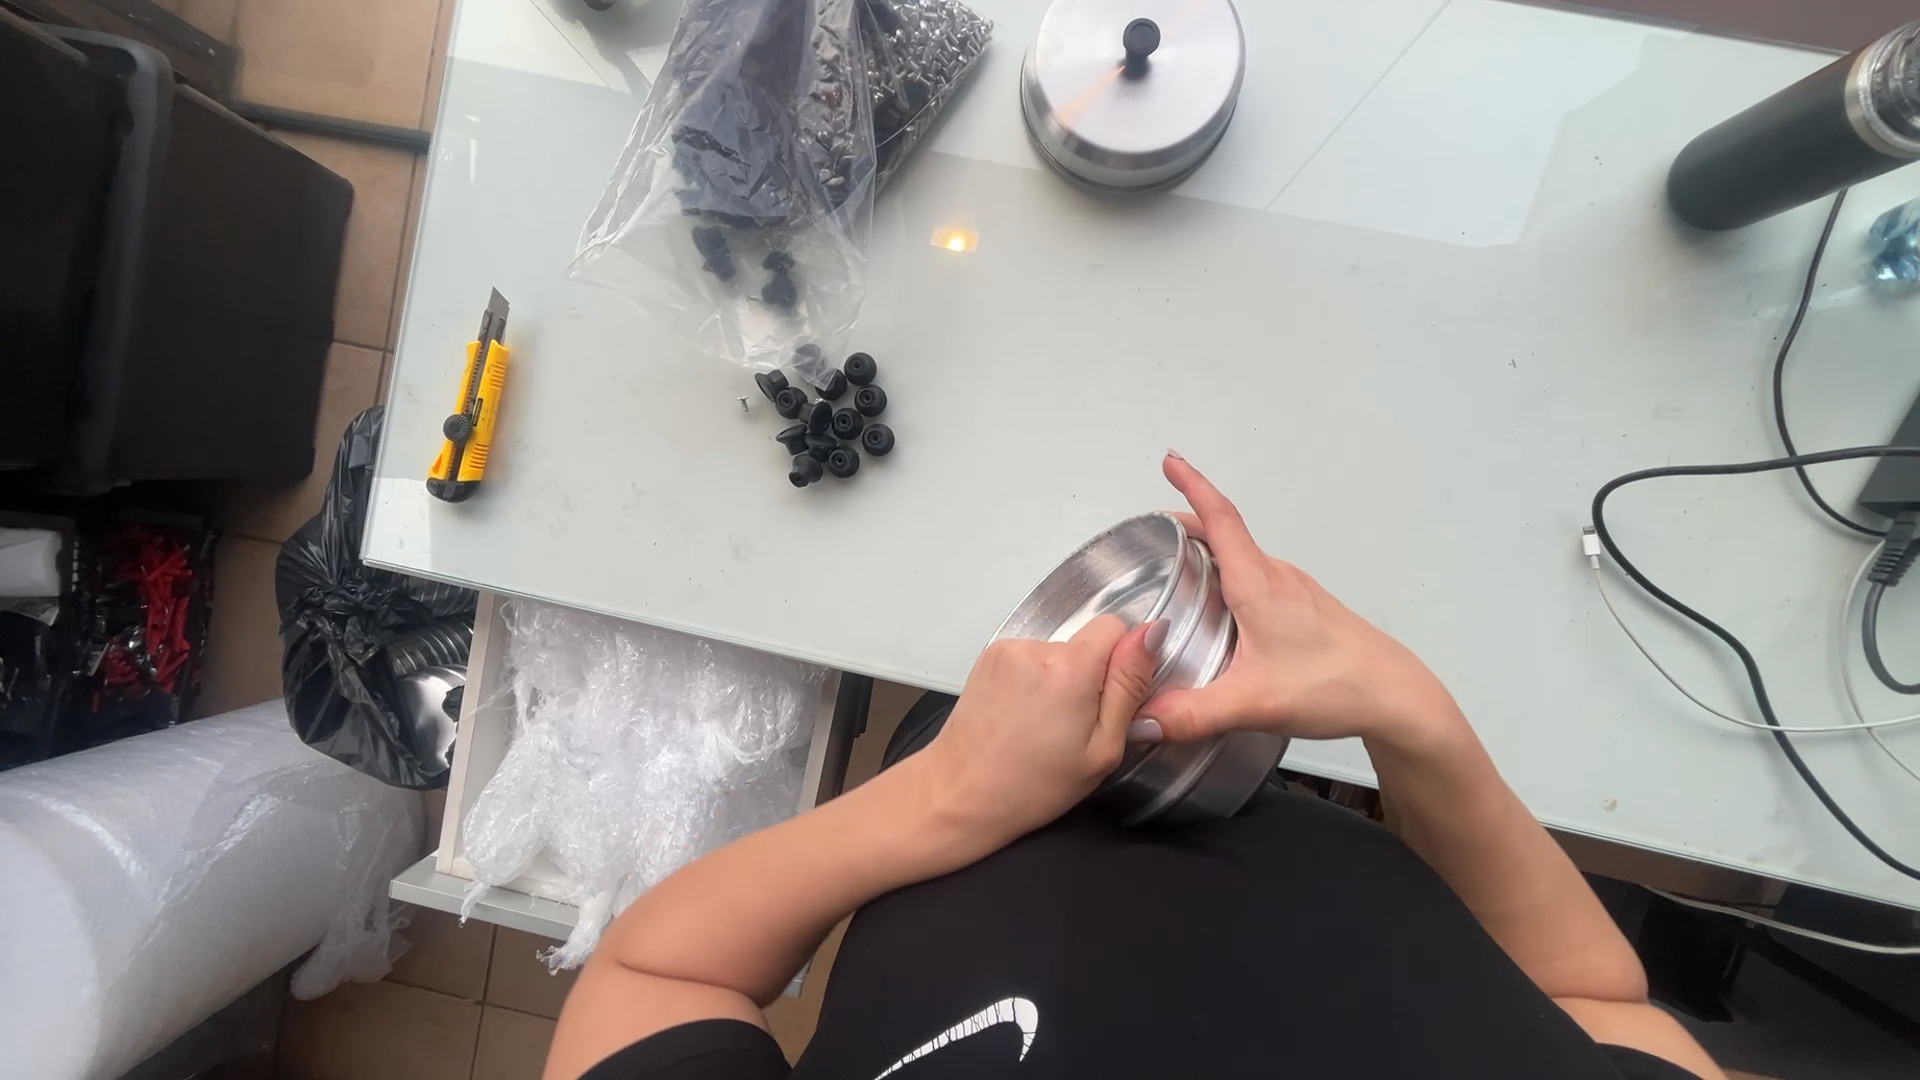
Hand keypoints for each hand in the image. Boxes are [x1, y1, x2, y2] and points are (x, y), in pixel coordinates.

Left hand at [915, 615, 1158, 846]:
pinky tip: (1023, 715)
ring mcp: (1008, 649)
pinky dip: (1034, 680)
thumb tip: (1152, 632)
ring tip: (1043, 725)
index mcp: (1070, 669)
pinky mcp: (989, 656)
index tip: (1110, 700)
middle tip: (1073, 726)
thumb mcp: (1102, 748)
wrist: (960, 792)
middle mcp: (1035, 648)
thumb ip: (1129, 685)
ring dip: (1059, 679)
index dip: (1122, 661)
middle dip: (1090, 677)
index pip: (1115, 626)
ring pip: (1058, 651)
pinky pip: (1030, 657)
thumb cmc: (1033, 785)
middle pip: (1085, 642)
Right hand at [1136, 452, 1463, 750]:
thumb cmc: (1335, 686)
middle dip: (1187, 520)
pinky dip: (1228, 572)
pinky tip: (1220, 605)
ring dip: (1208, 546)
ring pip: (1242, 555)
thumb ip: (1191, 714)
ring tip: (1175, 564)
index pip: (1221, 518)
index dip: (1193, 485)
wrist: (1399, 699)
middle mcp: (1275, 577)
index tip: (1171, 460)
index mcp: (1258, 584)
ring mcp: (1293, 590)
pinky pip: (1256, 575)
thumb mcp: (1253, 702)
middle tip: (1151, 528)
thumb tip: (1138, 720)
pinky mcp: (1303, 608)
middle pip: (1225, 532)